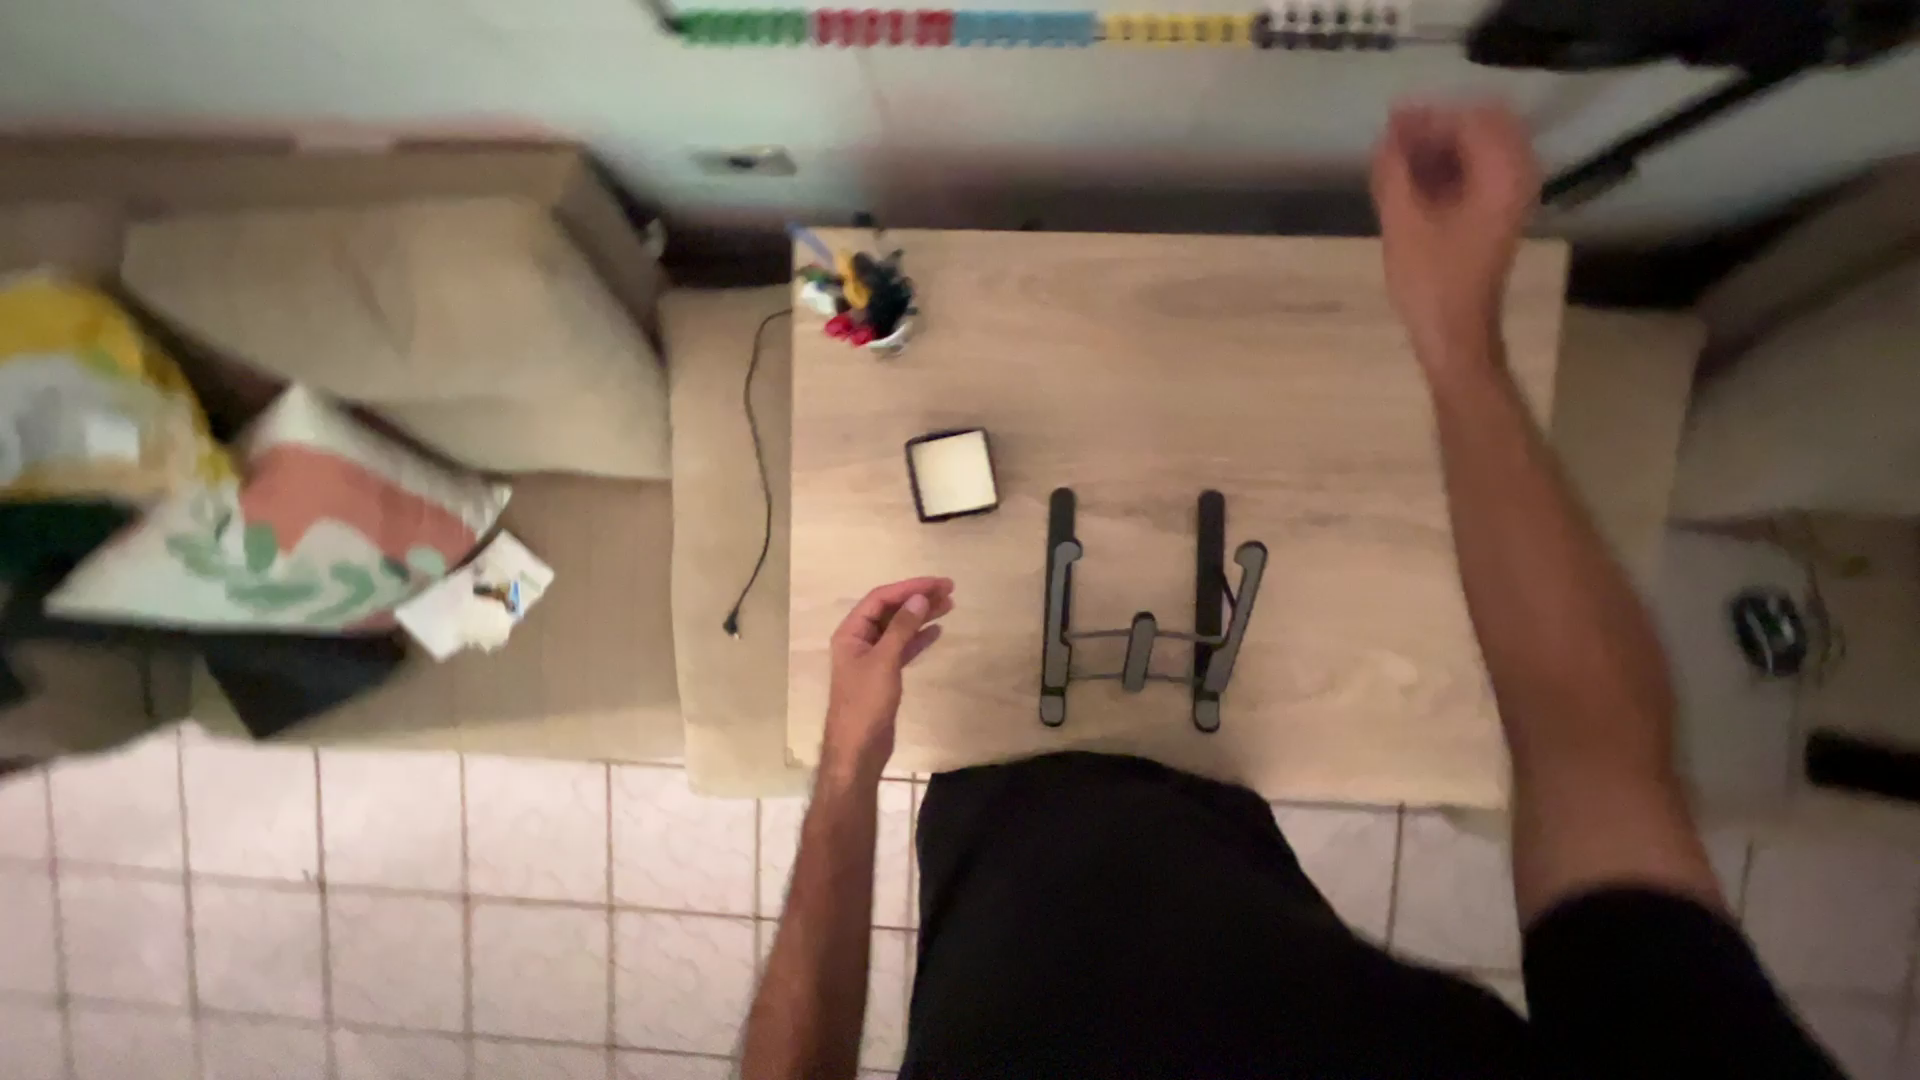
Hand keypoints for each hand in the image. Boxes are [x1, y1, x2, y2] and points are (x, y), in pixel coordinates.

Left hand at [821, 577, 954, 781]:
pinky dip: (919, 638)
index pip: (881, 598)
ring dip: (922, 615)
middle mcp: (859, 640)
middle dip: (918, 598)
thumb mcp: (884, 661)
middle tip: (949, 590)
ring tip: (949, 605)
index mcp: (850, 632)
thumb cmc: (865, 703)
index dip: (909, 587)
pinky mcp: (884, 674)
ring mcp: (872, 657)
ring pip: (899, 628)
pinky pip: (903, 647)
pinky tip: (937, 631)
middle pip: (891, 610)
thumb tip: (919, 598)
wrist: (858, 749)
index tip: (938, 583)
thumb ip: (902, 628)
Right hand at [1371, 101, 1539, 372]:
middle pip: (1481, 128)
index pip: (1472, 119)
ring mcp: (1510, 198)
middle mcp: (1517, 177)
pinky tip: (1412, 184)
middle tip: (1392, 139)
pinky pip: (1476, 174)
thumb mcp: (1404, 226)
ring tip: (1395, 160)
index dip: (1430, 117)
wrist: (1455, 334)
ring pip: (1478, 151)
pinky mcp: (1496, 216)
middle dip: (1436, 129)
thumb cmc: (1430, 284)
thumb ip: (1394, 176)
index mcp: (1503, 174)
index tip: (1391, 123)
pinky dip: (1446, 170)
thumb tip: (1386, 140)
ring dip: (1439, 149)